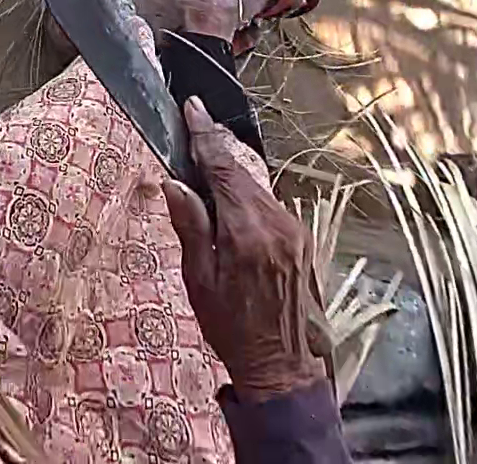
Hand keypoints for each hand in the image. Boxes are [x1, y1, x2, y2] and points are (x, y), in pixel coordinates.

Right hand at [164, 99, 325, 399]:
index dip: (204, 134)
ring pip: (254, 185)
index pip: (222, 169)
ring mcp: (293, 230)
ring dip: (229, 173)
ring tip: (203, 170)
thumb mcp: (198, 280)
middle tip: (191, 129)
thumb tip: (175, 181)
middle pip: (239, 171)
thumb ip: (190, 224)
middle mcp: (276, 224)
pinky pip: (267, 202)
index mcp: (246, 233)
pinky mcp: (301, 238)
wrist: (283, 370)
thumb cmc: (230, 328)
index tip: (192, 106)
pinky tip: (230, 202)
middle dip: (214, 150)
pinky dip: (245, 193)